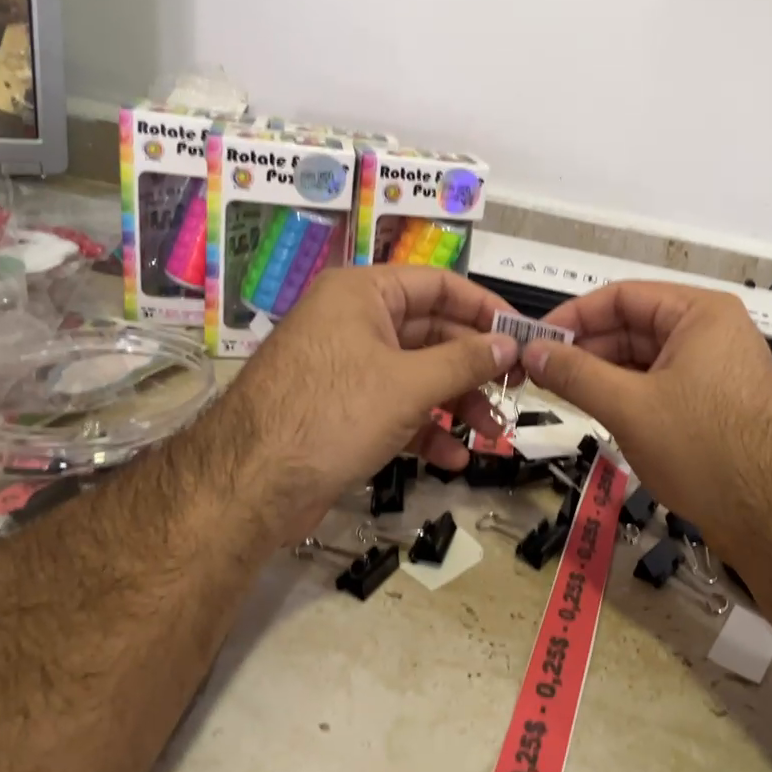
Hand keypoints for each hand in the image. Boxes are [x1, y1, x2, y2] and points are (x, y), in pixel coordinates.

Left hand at [225, 266, 523, 533]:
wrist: (249, 486)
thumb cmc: (332, 415)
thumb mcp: (409, 384)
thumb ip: (465, 361)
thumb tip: (510, 344)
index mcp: (363, 294)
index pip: (439, 285)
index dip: (484, 308)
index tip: (522, 335)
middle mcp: (355, 323)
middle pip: (433, 334)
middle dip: (475, 368)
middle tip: (515, 389)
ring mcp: (348, 368)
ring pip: (419, 376)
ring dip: (457, 404)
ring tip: (492, 433)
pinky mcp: (343, 410)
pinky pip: (398, 409)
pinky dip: (427, 430)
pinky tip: (453, 459)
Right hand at [520, 282, 771, 541]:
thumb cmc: (701, 448)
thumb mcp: (629, 407)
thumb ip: (575, 374)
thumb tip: (530, 350)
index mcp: (701, 313)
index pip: (623, 296)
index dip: (574, 316)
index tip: (533, 339)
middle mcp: (714, 330)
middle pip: (635, 326)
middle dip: (586, 349)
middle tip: (537, 372)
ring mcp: (719, 367)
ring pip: (647, 359)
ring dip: (604, 374)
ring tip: (560, 393)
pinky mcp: (719, 401)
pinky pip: (663, 384)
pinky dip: (630, 394)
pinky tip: (599, 410)